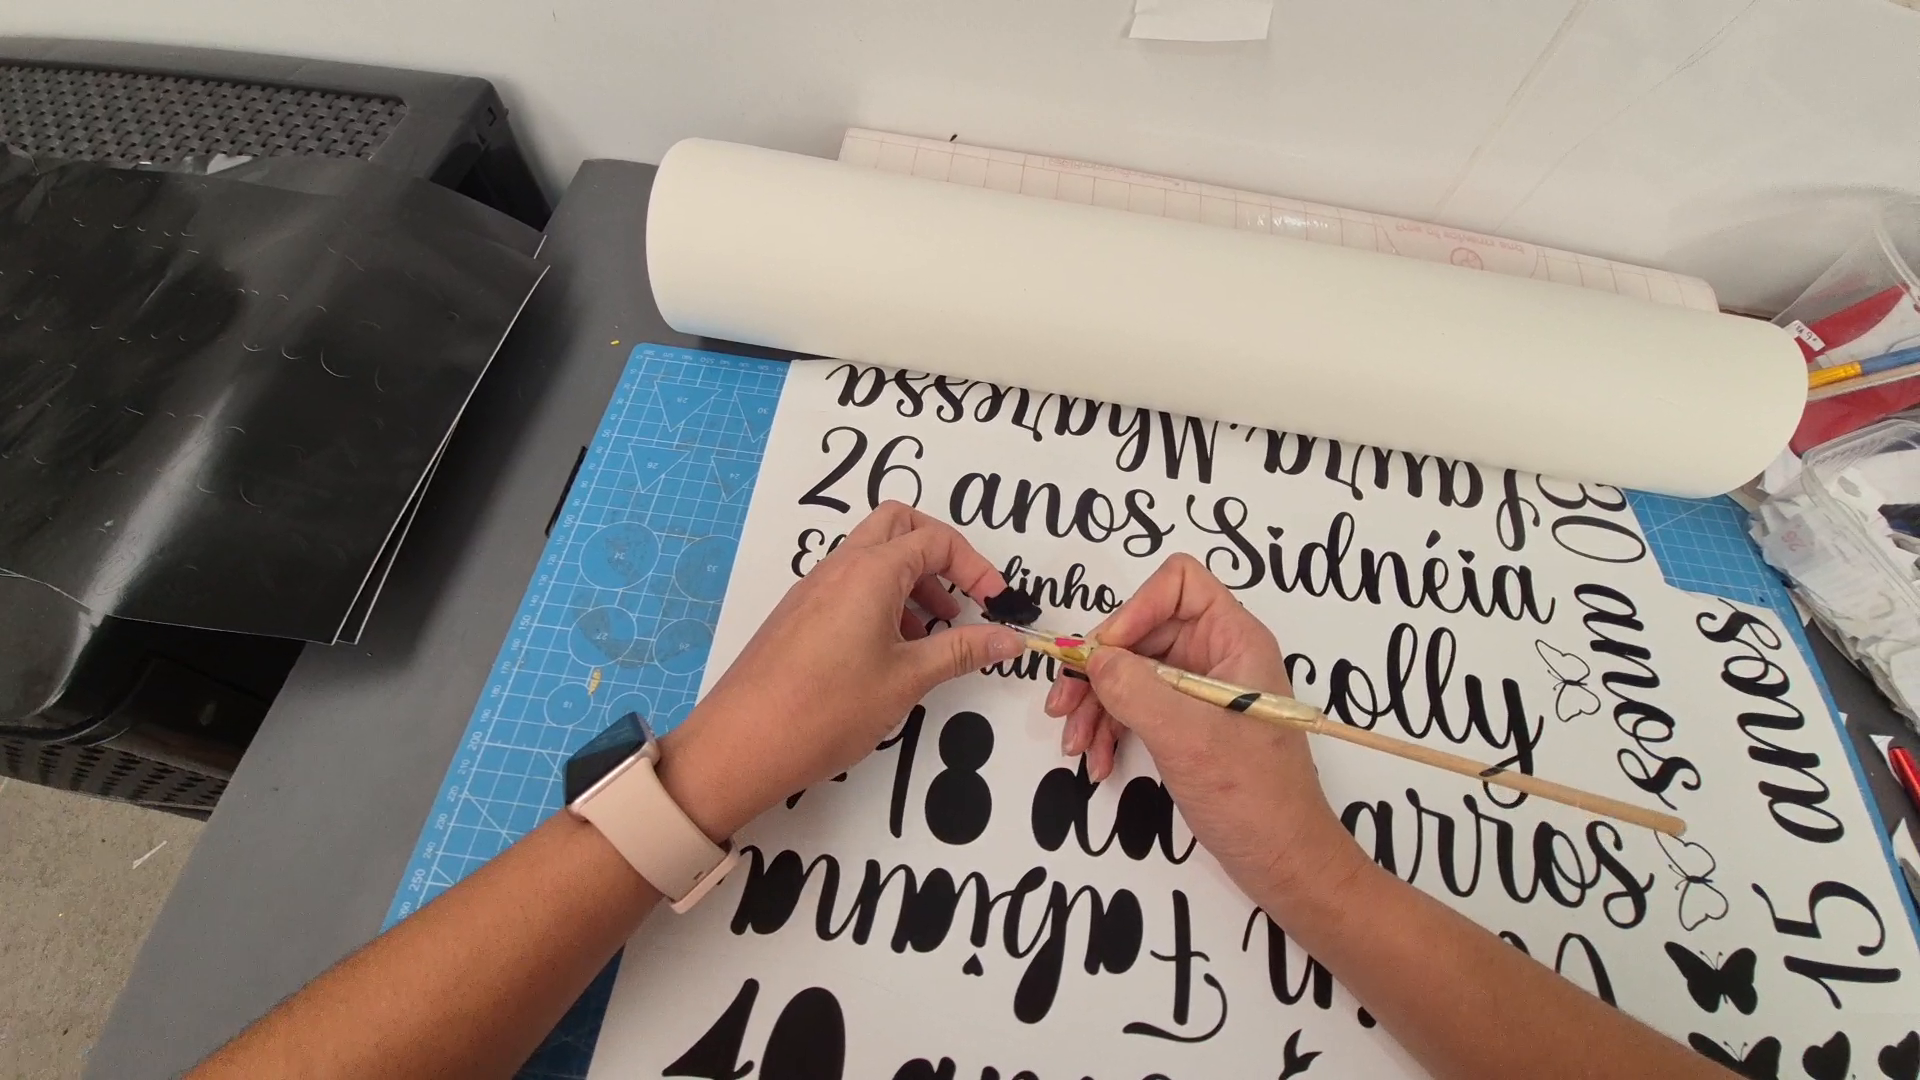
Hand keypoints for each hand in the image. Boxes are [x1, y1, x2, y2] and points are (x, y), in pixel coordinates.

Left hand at [660, 502, 1021, 839]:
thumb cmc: (828, 708)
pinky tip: (894, 647)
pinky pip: (851, 583)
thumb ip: (961, 650)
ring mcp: (815, 587)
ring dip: (911, 578)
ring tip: (934, 629)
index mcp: (871, 571)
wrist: (741, 744)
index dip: (975, 566)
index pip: (935, 540)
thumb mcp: (907, 678)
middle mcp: (840, 566)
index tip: (996, 602)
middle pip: (899, 525)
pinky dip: (883, 598)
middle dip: (939, 552)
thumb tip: (1009, 638)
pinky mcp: (801, 613)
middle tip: (963, 594)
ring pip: (873, 555)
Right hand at [1045, 553, 1361, 904]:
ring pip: (1128, 670)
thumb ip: (1134, 688)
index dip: (1137, 608)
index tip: (1107, 655)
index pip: (1179, 583)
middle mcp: (1215, 654)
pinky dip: (1108, 726)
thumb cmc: (1252, 796)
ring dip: (1094, 704)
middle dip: (1098, 669)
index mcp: (1233, 639)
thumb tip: (1091, 657)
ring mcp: (1197, 688)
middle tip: (1063, 705)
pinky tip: (1095, 758)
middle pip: (1140, 630)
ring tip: (1074, 744)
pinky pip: (1133, 703)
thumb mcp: (1187, 737)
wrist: (1284, 865)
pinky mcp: (1183, 719)